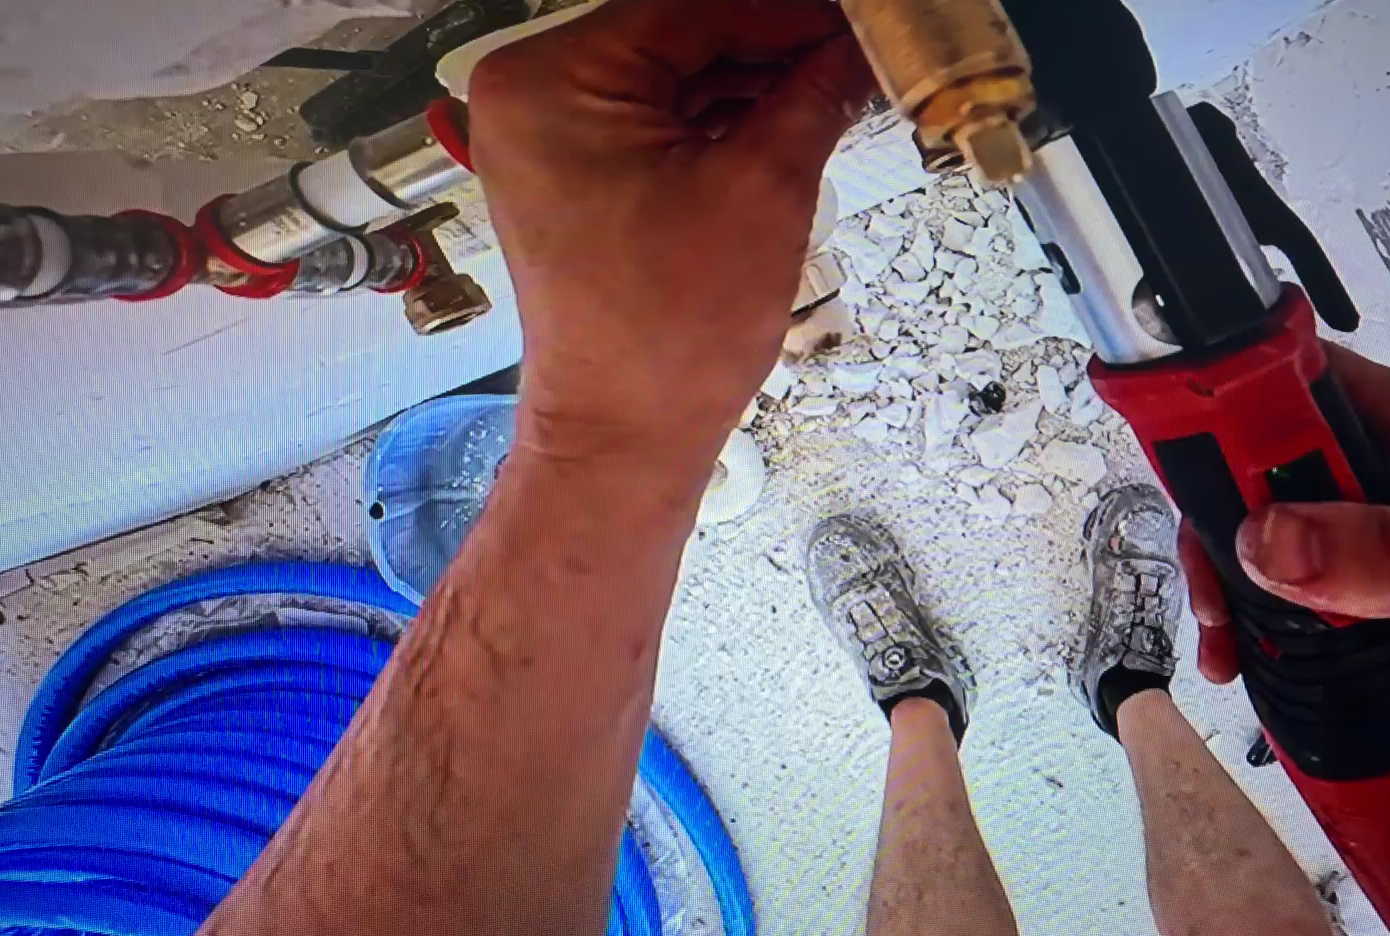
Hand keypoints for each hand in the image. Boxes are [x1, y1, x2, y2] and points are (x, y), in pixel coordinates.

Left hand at [470, 0, 873, 476]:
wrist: (626, 438)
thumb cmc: (668, 341)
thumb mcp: (761, 193)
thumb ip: (811, 97)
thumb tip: (851, 51)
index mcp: (555, 83)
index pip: (694, 6)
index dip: (787, 13)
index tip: (851, 19)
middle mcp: (538, 107)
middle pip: (679, 41)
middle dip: (774, 51)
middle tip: (850, 59)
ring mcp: (554, 154)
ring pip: (672, 91)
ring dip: (752, 93)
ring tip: (831, 96)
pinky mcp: (579, 196)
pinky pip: (658, 139)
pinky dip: (720, 135)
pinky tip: (782, 132)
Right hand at [1181, 344, 1389, 701]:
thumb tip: (1266, 539)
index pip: (1279, 387)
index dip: (1218, 419)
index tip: (1196, 493)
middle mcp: (1374, 465)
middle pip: (1244, 468)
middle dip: (1211, 531)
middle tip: (1217, 600)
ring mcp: (1365, 520)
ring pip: (1252, 531)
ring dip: (1224, 585)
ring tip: (1231, 646)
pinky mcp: (1364, 570)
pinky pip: (1281, 579)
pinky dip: (1253, 618)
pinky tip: (1253, 654)